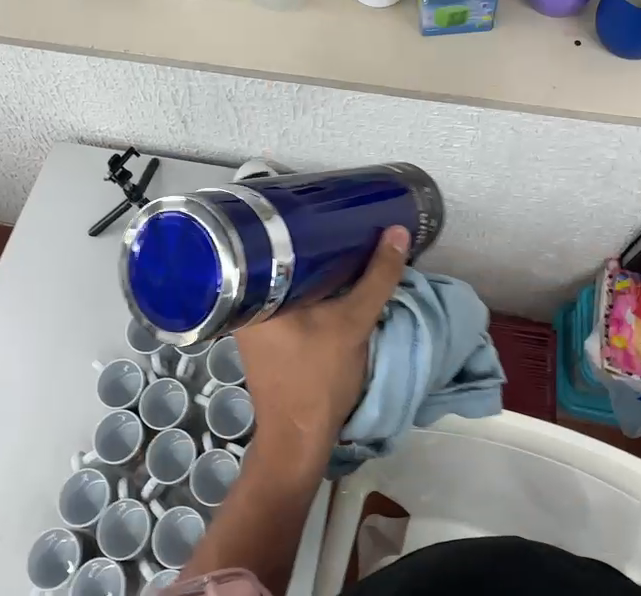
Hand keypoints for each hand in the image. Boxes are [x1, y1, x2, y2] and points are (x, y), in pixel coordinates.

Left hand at [233, 226, 410, 466]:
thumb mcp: (354, 322)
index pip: (270, 240)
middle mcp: (244, 302)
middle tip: (339, 219)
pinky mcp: (266, 336)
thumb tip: (397, 232)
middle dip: (310, 242)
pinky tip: (333, 279)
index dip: (298, 219)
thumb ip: (378, 278)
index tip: (323, 201)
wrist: (301, 438)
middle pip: (279, 258)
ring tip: (340, 241)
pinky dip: (310, 289)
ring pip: (286, 279)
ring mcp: (253, 322)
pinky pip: (289, 298)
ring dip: (313, 268)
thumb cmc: (318, 377)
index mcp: (251, 292)